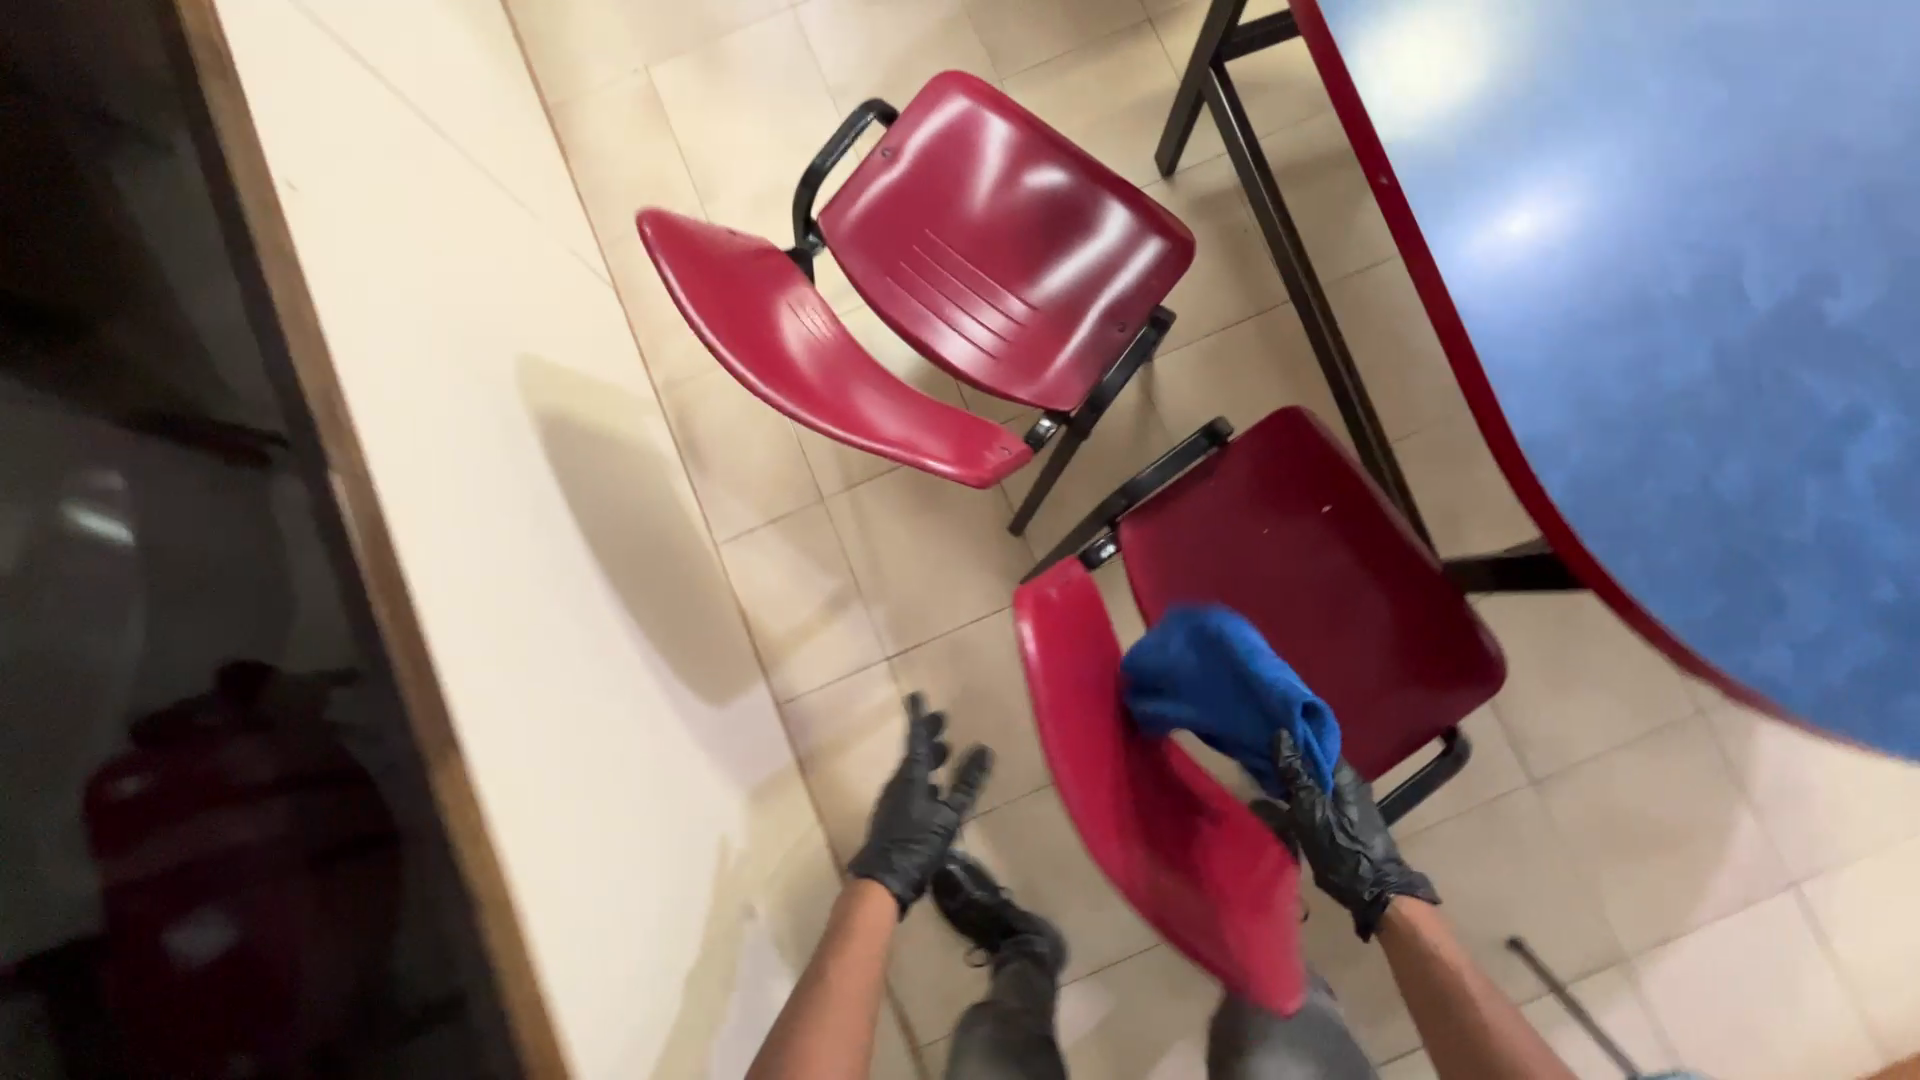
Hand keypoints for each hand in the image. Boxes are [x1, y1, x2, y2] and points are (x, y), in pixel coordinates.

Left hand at [847, 693, 992, 914]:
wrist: (883, 881)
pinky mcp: (893, 818)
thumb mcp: (948, 814)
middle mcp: (898, 784)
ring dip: (928, 760)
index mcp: (910, 778)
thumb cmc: (917, 844)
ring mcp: (893, 802)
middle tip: (941, 721)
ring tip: (943, 754)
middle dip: (928, 736)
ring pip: (913, 772)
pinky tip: (935, 791)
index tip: (917, 696)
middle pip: (914, 754)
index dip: (919, 718)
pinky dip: (924, 780)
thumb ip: (966, 783)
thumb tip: (984, 750)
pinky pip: (910, 788)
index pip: (916, 739)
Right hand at [1253, 728, 1438, 940]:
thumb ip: (1295, 773)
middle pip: (1311, 762)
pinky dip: (1294, 796)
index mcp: (1344, 774)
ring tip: (1257, 774)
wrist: (1374, 893)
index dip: (1290, 735)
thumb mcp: (1311, 809)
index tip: (1263, 730)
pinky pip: (1312, 798)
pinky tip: (1273, 799)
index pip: (1315, 742)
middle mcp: (1346, 783)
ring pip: (1310, 781)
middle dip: (1285, 758)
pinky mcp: (1338, 821)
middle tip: (1253, 754)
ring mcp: (1344, 803)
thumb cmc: (1342, 848)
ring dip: (1287, 779)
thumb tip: (1281, 734)